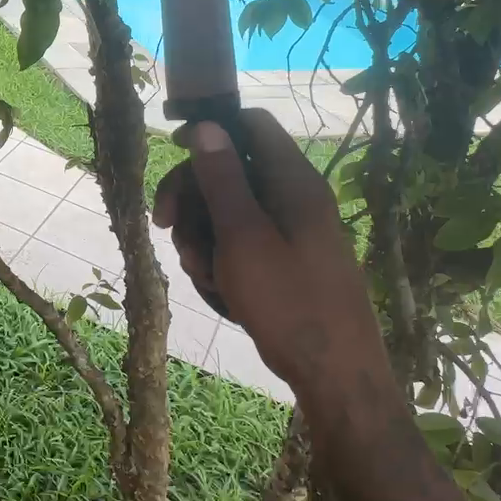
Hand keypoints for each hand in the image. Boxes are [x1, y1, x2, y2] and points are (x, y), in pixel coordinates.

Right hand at [154, 116, 474, 500]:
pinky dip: (219, 254)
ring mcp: (290, 229)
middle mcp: (293, 197)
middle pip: (228, 168)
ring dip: (200, 233)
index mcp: (292, 182)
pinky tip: (213, 283)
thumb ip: (222, 177)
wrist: (335, 377)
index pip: (250, 124)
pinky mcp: (285, 257)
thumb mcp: (242, 236)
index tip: (173, 150)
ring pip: (227, 207)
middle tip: (166, 226)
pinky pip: (239, 238)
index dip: (209, 129)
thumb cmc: (288, 301)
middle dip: (190, 196)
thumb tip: (206, 125)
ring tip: (198, 270)